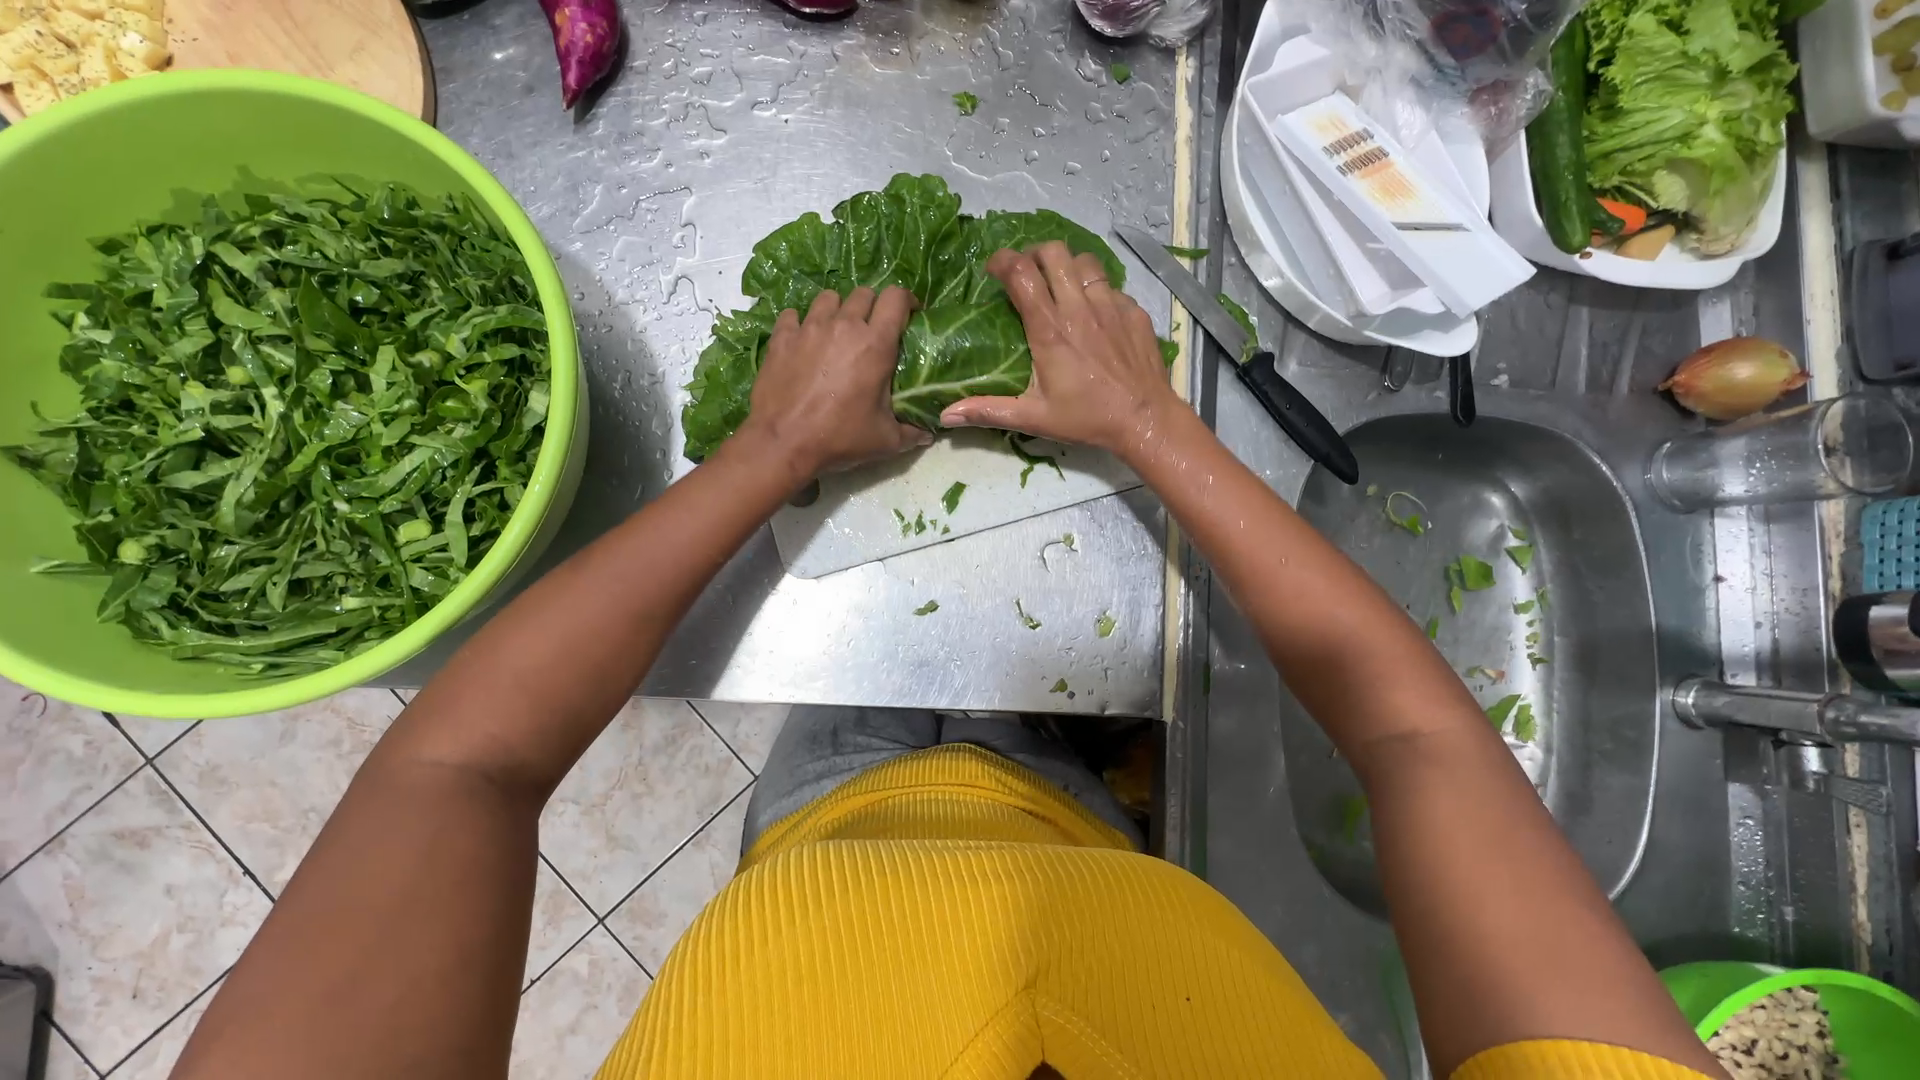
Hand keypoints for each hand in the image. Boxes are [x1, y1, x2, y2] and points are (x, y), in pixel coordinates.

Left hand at [730, 286, 931, 483]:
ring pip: (828, 298)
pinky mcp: (781, 338)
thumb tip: (928, 434)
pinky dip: (800, 322)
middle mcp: (843, 326)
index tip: (910, 314)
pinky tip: (803, 339)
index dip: (907, 301)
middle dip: (873, 306)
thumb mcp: (885, 440)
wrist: (783, 443)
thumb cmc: (840, 438)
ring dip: (838, 309)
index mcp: (875, 344)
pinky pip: (792, 315)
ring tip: (837, 330)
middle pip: (864, 293)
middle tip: (873, 329)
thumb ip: (911, 432)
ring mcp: (809, 328)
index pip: (896, 298)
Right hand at [937, 241, 1182, 461]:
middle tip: (1027, 274)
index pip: (1021, 273)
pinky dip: (1096, 290)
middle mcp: (1079, 308)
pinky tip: (1093, 313)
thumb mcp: (1033, 418)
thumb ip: (988, 410)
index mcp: (1049, 330)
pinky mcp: (1133, 311)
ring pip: (1084, 261)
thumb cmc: (1086, 418)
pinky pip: (1110, 286)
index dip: (1002, 261)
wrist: (1144, 419)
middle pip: (1053, 252)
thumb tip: (946, 415)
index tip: (993, 269)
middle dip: (1034, 254)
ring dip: (1067, 266)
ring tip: (1060, 285)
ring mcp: (1110, 305)